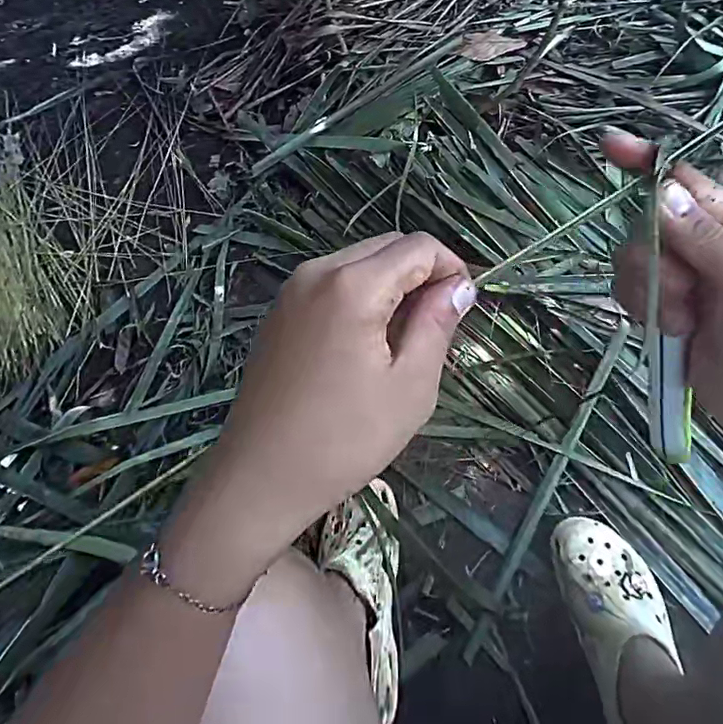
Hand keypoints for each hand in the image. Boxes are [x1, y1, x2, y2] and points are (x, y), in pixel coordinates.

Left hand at [162, 232, 475, 600]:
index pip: (419, 246)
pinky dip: (363, 292)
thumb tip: (461, 286)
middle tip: (438, 322)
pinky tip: (368, 338)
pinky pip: (335, 279)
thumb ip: (437, 324)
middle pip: (388, 245)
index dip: (451, 267)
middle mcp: (319, 270)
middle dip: (422, 271)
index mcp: (352, 285)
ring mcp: (294, 287)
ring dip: (393, 281)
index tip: (463, 306)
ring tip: (405, 335)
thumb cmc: (343, 439)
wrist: (259, 478)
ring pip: (361, 259)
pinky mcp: (281, 308)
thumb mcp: (409, 386)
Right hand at [604, 131, 722, 460]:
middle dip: (656, 259)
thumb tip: (659, 190)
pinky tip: (673, 333)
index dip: (647, 165)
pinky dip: (643, 310)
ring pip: (634, 260)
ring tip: (684, 323)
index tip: (608, 147)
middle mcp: (710, 247)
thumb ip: (707, 240)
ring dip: (650, 292)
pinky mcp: (666, 312)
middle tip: (686, 295)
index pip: (686, 183)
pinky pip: (631, 292)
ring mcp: (686, 281)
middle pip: (649, 224)